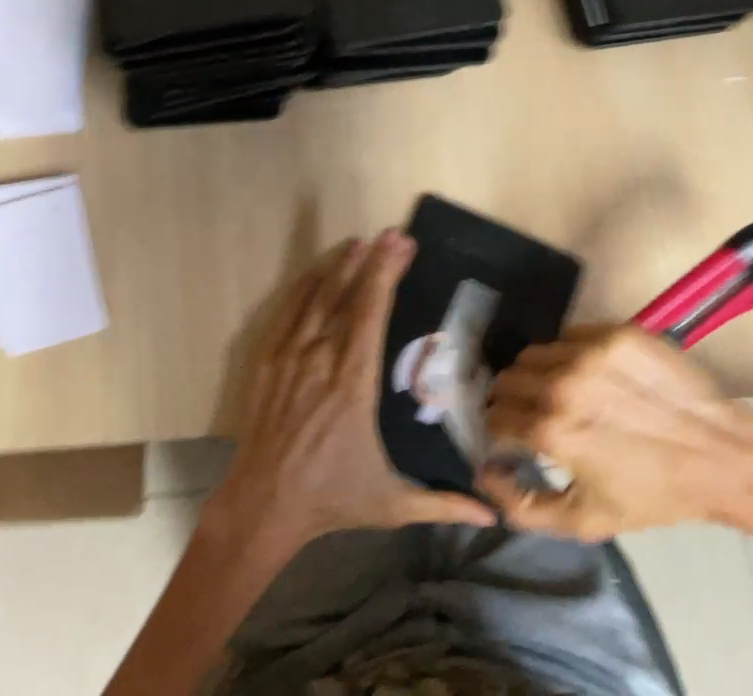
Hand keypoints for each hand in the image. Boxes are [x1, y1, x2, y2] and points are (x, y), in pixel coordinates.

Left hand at [209, 230, 495, 548]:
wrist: (262, 504)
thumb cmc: (330, 499)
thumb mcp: (391, 505)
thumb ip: (443, 505)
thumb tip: (491, 516)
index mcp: (353, 384)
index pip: (370, 314)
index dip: (385, 275)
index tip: (400, 246)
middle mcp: (319, 360)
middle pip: (344, 296)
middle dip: (369, 262)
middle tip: (391, 236)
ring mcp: (287, 358)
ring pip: (313, 298)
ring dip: (335, 268)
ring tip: (357, 244)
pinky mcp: (264, 363)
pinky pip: (284, 313)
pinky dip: (301, 288)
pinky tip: (315, 274)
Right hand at [478, 325, 752, 540]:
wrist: (726, 458)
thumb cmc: (654, 494)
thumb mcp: (585, 520)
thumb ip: (521, 506)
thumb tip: (483, 474)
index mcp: (550, 430)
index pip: (495, 416)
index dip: (499, 429)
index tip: (512, 437)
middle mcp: (562, 385)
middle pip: (508, 380)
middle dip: (512, 400)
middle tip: (533, 414)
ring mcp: (590, 354)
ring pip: (534, 354)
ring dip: (538, 374)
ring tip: (562, 393)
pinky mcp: (616, 333)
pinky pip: (569, 335)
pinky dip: (569, 353)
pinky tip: (591, 375)